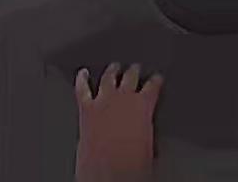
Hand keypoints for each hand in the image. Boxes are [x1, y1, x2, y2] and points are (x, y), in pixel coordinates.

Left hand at [74, 62, 162, 181]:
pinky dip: (81, 79)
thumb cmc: (131, 169)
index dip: (155, 82)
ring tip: (114, 66)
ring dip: (111, 70)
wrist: (108, 177)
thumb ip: (146, 130)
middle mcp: (122, 98)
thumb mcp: (148, 149)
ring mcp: (102, 101)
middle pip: (129, 76)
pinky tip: (82, 73)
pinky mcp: (86, 109)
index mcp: (142, 107)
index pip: (152, 88)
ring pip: (108, 78)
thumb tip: (144, 131)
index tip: (156, 78)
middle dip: (133, 71)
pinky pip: (82, 89)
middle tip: (136, 67)